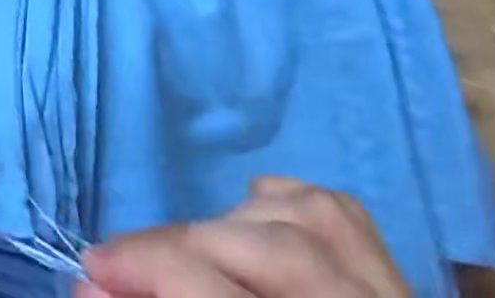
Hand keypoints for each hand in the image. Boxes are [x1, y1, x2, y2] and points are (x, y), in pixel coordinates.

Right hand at [77, 177, 408, 297]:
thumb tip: (90, 288)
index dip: (150, 270)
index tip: (88, 273)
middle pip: (270, 253)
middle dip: (173, 247)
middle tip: (113, 265)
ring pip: (309, 220)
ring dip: (224, 225)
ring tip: (185, 258)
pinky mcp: (405, 288)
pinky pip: (340, 214)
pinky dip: (278, 206)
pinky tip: (248, 229)